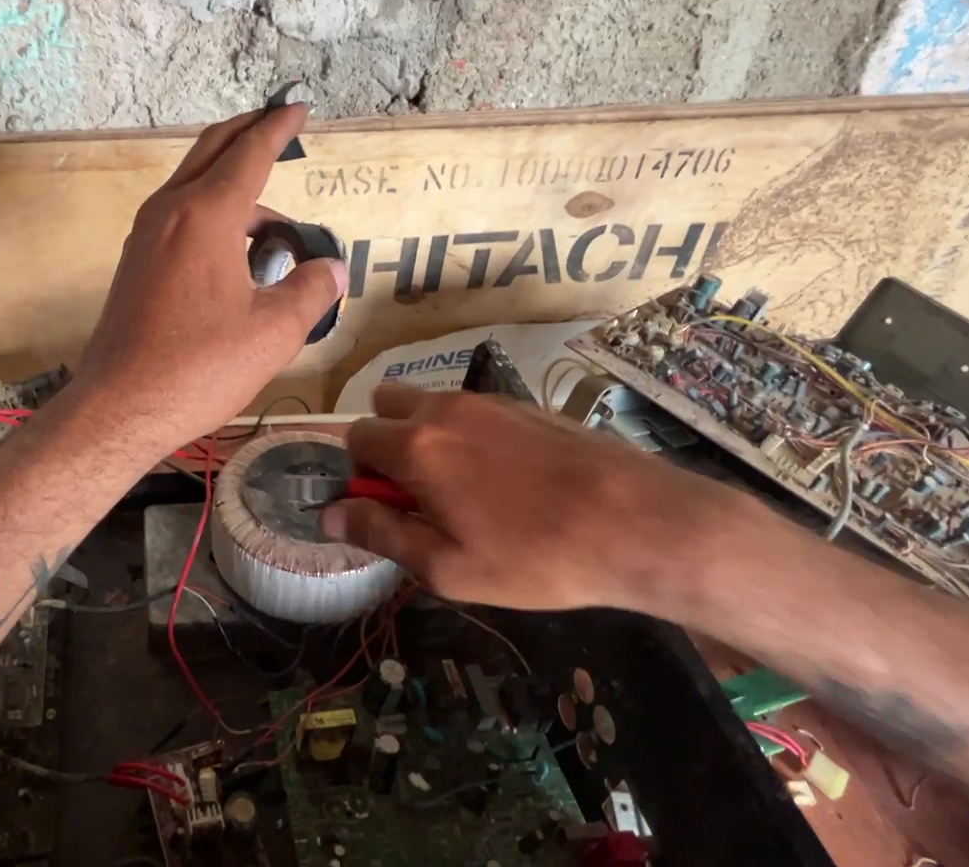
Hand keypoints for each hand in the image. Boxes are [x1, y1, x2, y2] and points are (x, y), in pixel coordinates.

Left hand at [69, 105, 348, 454]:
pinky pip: (180, 216)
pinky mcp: (135, 262)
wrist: (119, 406)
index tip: (297, 108)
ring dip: (233, 185)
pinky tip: (235, 253)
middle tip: (279, 128)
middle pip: (212, 150)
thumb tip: (333, 270)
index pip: (250, 153)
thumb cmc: (200, 367)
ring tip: (275, 230)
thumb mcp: (274, 332)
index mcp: (206, 215)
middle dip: (248, 133)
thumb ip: (312, 291)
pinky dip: (212, 213)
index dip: (278, 128)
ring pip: (194, 185)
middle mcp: (169, 211)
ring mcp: (145, 236)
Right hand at [320, 383, 751, 613]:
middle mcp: (443, 409)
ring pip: (429, 404)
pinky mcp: (524, 404)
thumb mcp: (446, 567)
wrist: (639, 523)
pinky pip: (471, 410)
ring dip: (425, 435)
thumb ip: (380, 532)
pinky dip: (466, 434)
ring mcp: (487, 401)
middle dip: (385, 440)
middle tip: (416, 492)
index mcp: (415, 446)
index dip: (357, 473)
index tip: (384, 507)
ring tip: (464, 489)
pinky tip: (506, 479)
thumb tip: (329, 513)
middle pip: (385, 403)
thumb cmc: (533, 556)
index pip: (354, 437)